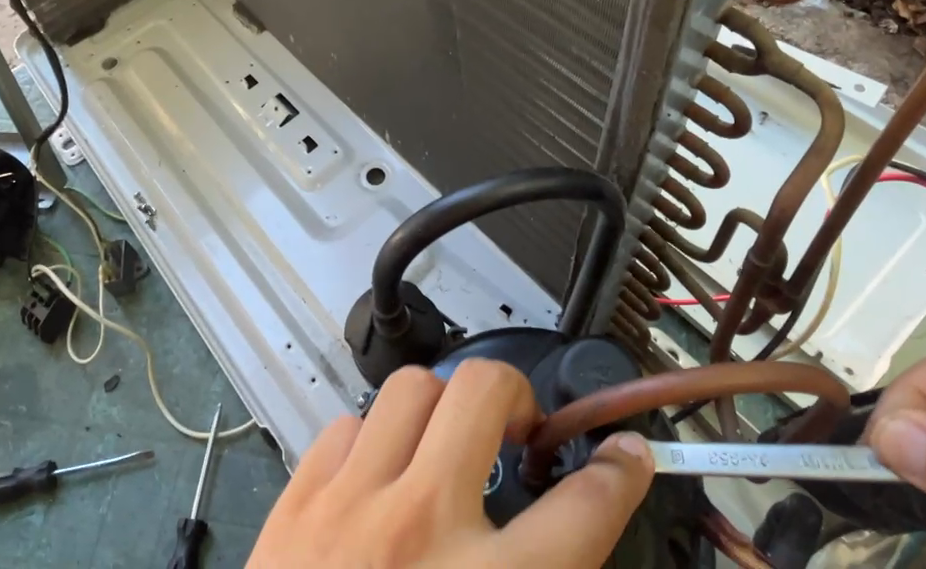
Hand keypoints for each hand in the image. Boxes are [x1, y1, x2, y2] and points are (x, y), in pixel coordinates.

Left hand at [249, 360, 653, 567]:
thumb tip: (556, 538)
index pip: (585, 507)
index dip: (620, 472)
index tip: (625, 456)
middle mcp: (423, 527)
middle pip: (486, 393)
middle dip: (515, 397)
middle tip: (514, 431)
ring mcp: (353, 502)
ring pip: (412, 388)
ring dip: (440, 408)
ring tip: (445, 443)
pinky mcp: (299, 500)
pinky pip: (347, 424)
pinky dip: (372, 440)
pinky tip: (378, 476)